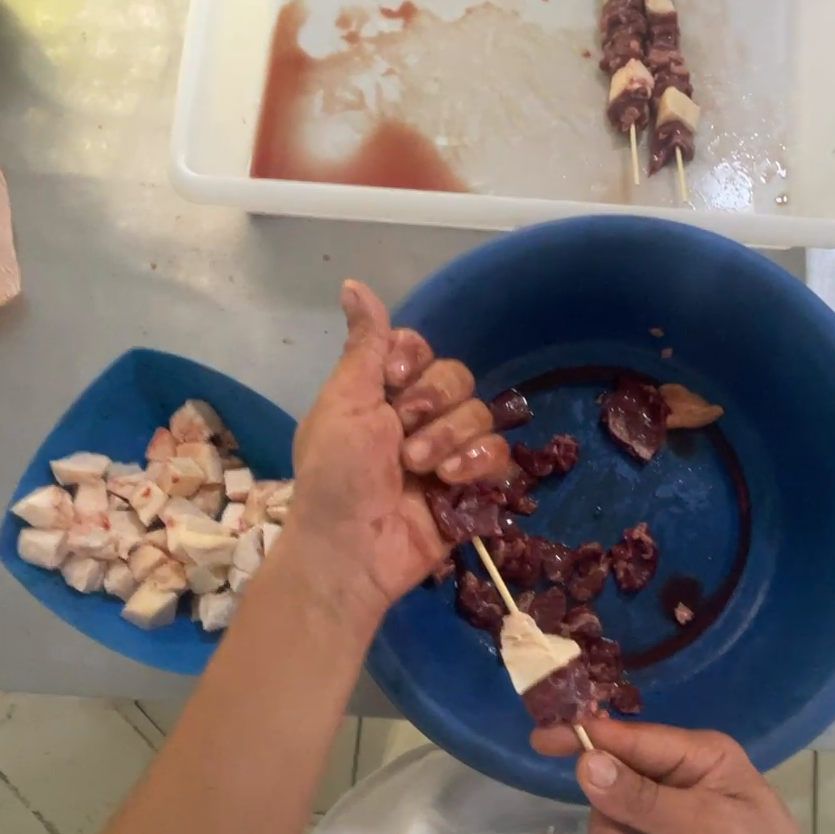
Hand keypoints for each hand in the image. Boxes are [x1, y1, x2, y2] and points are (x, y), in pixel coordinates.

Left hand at [283, 281, 511, 621]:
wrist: (352, 550)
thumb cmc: (337, 475)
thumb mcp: (344, 403)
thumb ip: (365, 345)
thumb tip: (353, 283)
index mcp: (382, 393)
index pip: (420, 349)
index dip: (414, 363)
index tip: (393, 385)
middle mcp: (418, 416)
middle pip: (457, 377)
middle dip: (433, 406)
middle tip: (403, 438)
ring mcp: (446, 450)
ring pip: (479, 414)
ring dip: (450, 439)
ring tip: (421, 470)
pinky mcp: (470, 484)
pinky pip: (498, 454)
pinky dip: (478, 463)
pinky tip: (452, 481)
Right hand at [533, 720, 834, 833]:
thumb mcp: (704, 833)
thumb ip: (641, 798)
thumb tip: (585, 761)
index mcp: (700, 757)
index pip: (630, 737)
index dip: (584, 737)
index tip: (538, 741)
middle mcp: (680, 781)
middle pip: (613, 785)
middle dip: (612, 830)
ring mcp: (670, 820)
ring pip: (612, 822)